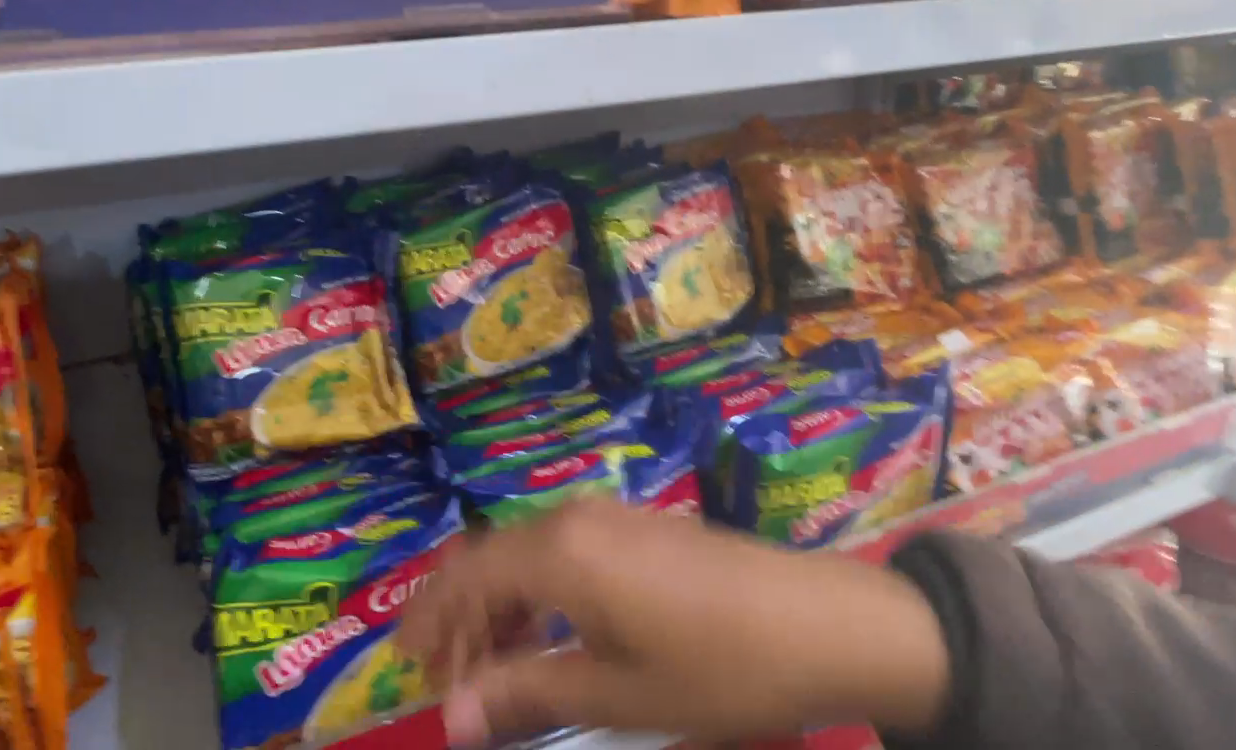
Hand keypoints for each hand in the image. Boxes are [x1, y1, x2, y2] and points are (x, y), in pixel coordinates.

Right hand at [395, 499, 950, 747]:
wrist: (828, 622)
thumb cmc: (719, 668)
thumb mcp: (619, 694)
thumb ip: (527, 694)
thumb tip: (452, 717)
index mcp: (559, 553)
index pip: (467, 577)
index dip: (430, 619)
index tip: (406, 665)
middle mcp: (571, 519)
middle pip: (490, 562)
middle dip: (460, 618)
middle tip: (448, 680)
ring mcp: (606, 517)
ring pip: (524, 556)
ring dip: (499, 608)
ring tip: (493, 667)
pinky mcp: (634, 527)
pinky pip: (560, 553)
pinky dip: (537, 594)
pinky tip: (547, 635)